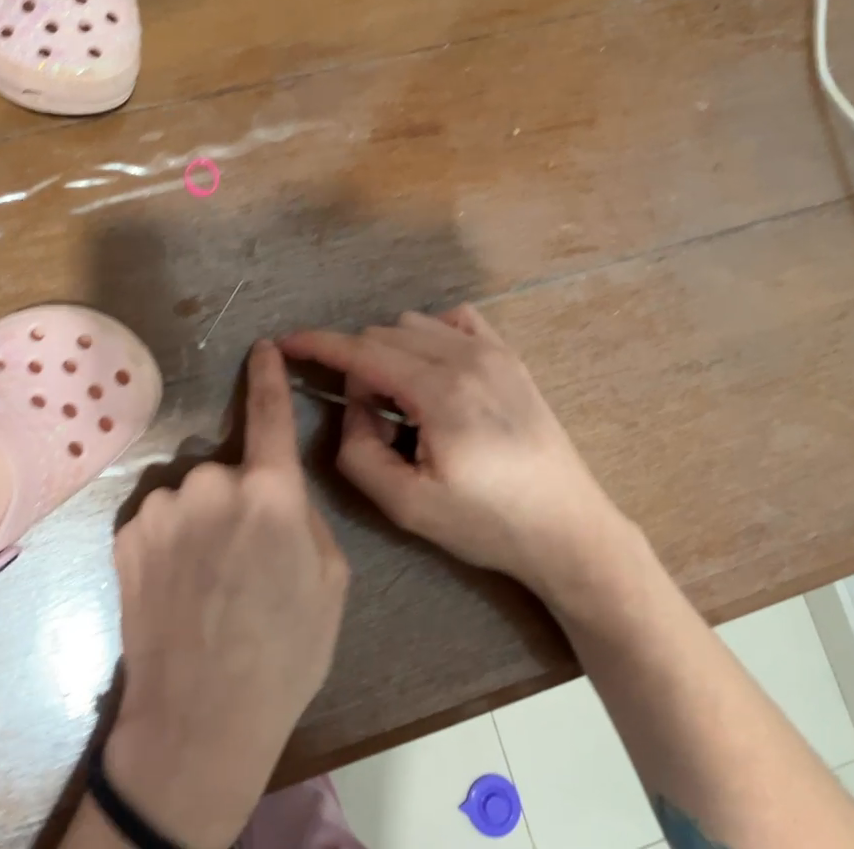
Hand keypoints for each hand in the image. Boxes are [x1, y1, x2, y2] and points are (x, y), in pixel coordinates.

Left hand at [104, 339, 349, 848]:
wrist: (201, 715)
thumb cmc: (284, 655)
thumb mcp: (330, 584)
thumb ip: (303, 517)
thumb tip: (277, 487)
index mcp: (272, 493)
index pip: (270, 416)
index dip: (267, 378)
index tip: (263, 347)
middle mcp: (212, 484)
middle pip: (228, 471)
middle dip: (237, 500)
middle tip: (243, 561)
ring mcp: (161, 507)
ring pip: (188, 495)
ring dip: (198, 522)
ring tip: (205, 584)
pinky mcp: (124, 533)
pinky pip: (156, 518)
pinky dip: (167, 540)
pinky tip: (174, 587)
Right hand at [279, 305, 636, 600]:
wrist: (568, 531)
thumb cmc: (486, 524)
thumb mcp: (406, 505)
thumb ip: (358, 453)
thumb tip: (354, 410)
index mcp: (442, 393)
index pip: (362, 350)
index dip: (316, 345)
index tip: (285, 344)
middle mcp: (468, 358)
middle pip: (383, 334)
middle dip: (358, 367)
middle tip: (370, 422)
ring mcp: (495, 353)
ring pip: (414, 324)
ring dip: (390, 353)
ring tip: (403, 405)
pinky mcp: (511, 359)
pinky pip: (453, 322)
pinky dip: (427, 338)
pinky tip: (432, 375)